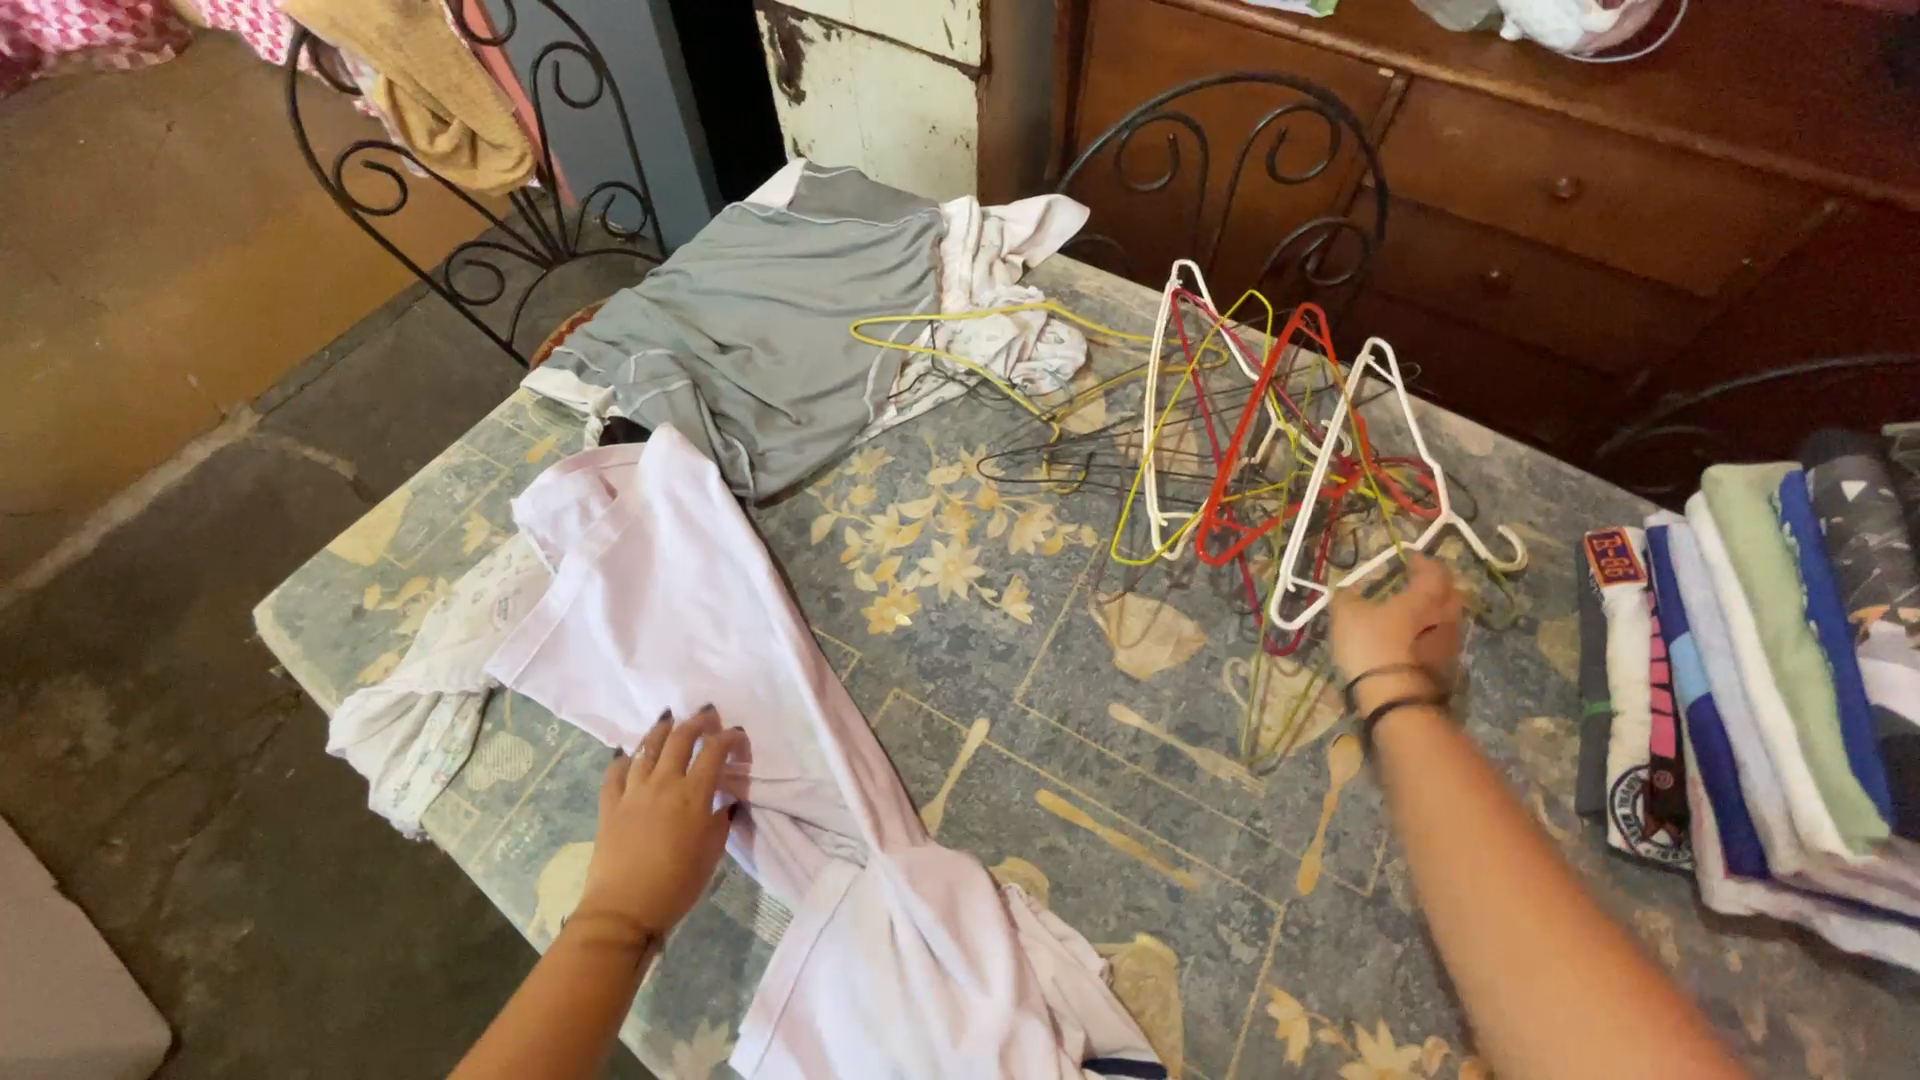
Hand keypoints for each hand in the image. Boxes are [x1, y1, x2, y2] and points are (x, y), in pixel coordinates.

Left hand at [572, 707, 745, 947]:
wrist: (624, 910)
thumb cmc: (678, 884)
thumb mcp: (712, 851)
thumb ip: (721, 819)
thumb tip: (726, 800)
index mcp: (693, 794)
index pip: (715, 752)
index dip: (729, 738)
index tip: (738, 735)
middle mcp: (663, 783)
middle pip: (680, 739)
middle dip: (697, 722)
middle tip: (707, 715)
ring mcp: (633, 792)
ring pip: (646, 748)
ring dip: (661, 729)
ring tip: (669, 719)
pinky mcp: (609, 805)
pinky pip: (615, 772)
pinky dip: (623, 758)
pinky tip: (627, 753)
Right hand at [1328, 553, 1464, 692]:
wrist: (1394, 696)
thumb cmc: (1372, 644)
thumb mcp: (1347, 614)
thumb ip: (1347, 597)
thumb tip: (1346, 589)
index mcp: (1426, 597)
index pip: (1434, 571)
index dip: (1423, 561)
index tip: (1411, 557)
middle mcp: (1447, 616)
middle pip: (1453, 593)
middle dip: (1439, 585)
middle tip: (1421, 583)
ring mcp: (1451, 644)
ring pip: (1450, 619)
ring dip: (1436, 611)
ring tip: (1415, 612)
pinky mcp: (1447, 668)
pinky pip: (1442, 640)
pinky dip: (1431, 634)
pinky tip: (1414, 639)